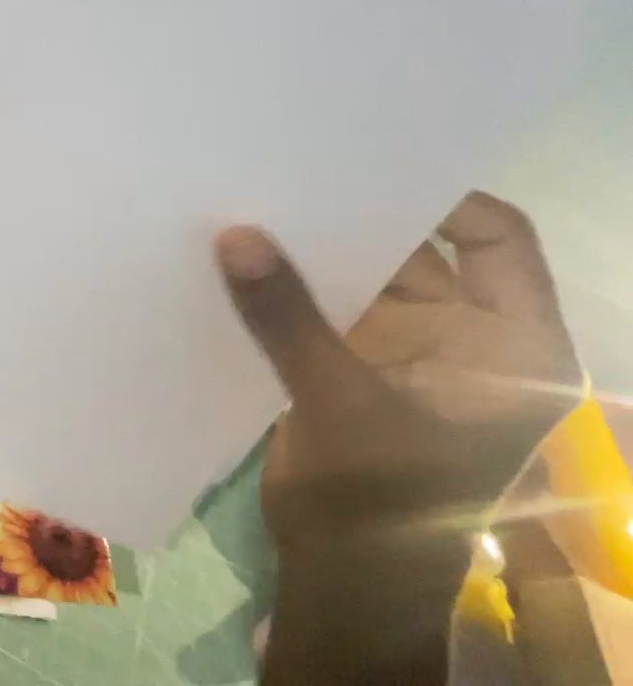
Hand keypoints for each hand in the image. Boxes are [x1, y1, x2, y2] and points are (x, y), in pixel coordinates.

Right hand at [216, 192, 581, 681]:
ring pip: (350, 279)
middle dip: (351, 216)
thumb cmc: (386, 497)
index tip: (360, 161)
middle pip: (410, 253)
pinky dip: (274, 287)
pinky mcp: (337, 368)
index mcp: (508, 342)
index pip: (493, 241)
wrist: (344, 573)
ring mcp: (392, 353)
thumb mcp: (344, 402)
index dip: (440, 197)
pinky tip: (227, 260)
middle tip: (281, 167)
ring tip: (243, 203)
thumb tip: (234, 234)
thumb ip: (288, 318)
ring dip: (303, 250)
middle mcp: (457, 337)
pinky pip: (307, 310)